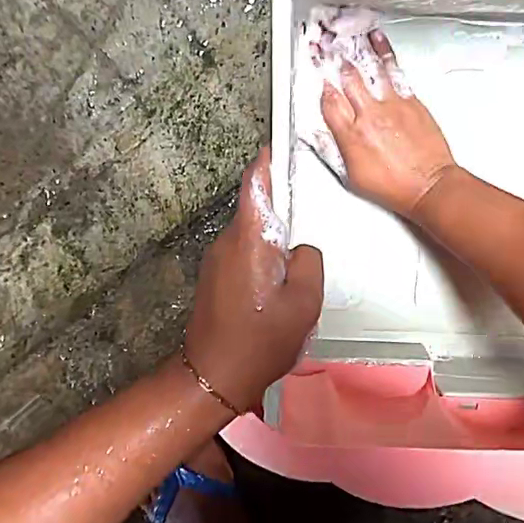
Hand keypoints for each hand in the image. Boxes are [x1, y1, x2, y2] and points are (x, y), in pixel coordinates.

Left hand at [182, 148, 323, 413]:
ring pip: (250, 234)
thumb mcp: (303, 302)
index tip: (277, 148)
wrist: (215, 375)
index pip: (254, 185)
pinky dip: (260, 256)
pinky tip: (278, 281)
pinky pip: (242, 253)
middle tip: (309, 214)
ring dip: (271, 238)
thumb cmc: (259, 341)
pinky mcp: (213, 278)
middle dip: (280, 208)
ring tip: (296, 259)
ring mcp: (215, 261)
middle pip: (255, 209)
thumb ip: (309, 262)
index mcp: (249, 240)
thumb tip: (302, 248)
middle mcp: (226, 243)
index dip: (267, 162)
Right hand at [319, 28, 459, 215]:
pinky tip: (379, 43)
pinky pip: (395, 72)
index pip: (329, 102)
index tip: (314, 72)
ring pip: (370, 70)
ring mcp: (392, 105)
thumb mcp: (352, 176)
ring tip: (349, 33)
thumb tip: (316, 136)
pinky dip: (385, 54)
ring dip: (357, 49)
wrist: (429, 186)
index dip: (320, 84)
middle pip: (346, 80)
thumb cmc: (393, 186)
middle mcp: (370, 116)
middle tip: (323, 45)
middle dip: (332, 60)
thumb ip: (332, 150)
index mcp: (351, 135)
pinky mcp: (411, 102)